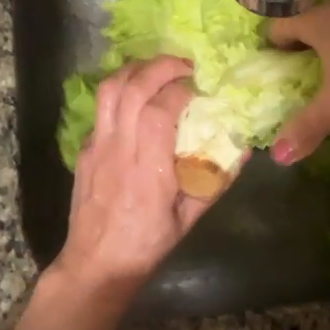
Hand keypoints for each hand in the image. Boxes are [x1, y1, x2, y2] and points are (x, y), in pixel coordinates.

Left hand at [53, 56, 221, 297]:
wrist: (96, 264)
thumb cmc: (147, 244)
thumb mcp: (189, 218)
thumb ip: (215, 180)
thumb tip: (244, 148)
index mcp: (147, 170)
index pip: (160, 111)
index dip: (181, 89)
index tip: (200, 85)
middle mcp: (118, 149)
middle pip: (132, 89)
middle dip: (160, 67)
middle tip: (184, 65)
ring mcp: (96, 146)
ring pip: (109, 89)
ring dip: (135, 70)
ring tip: (158, 69)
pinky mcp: (84, 148)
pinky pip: (100, 108)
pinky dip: (120, 91)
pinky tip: (136, 96)